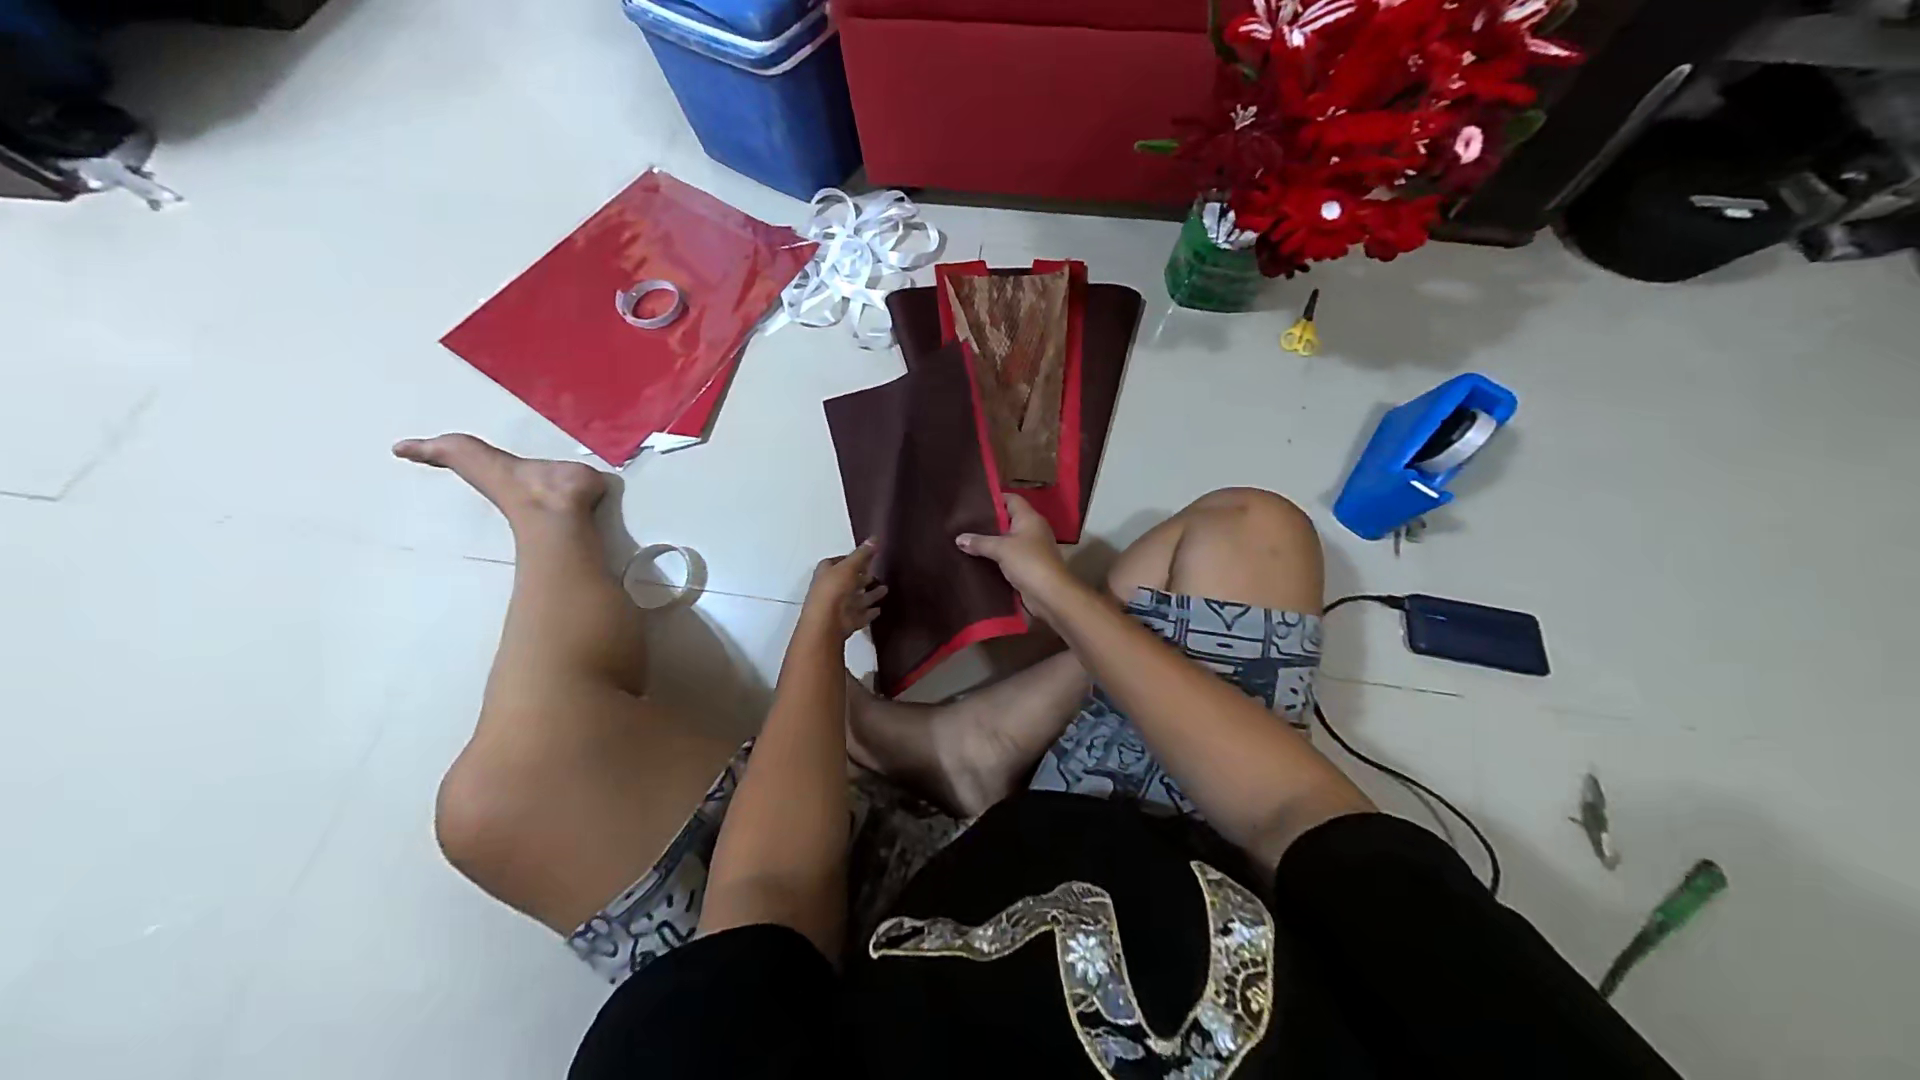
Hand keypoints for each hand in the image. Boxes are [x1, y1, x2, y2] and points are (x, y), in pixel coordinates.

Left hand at [799, 539, 886, 640]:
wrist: (827, 623)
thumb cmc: (834, 589)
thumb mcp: (849, 567)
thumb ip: (862, 554)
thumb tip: (875, 537)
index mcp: (826, 572)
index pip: (837, 562)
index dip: (850, 559)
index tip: (866, 556)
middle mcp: (831, 588)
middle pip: (848, 581)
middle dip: (861, 577)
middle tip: (876, 572)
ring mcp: (839, 606)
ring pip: (857, 598)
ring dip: (869, 594)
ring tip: (885, 589)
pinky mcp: (847, 621)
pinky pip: (861, 614)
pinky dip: (869, 612)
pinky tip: (879, 609)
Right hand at [956, 494, 1077, 622]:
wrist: (1050, 594)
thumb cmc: (1028, 562)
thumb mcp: (1001, 549)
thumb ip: (979, 542)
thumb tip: (959, 538)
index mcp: (1029, 518)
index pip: (1011, 499)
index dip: (994, 498)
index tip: (973, 501)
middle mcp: (1032, 529)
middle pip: (1008, 519)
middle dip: (988, 521)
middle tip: (965, 522)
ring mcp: (1031, 548)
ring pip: (1007, 539)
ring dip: (991, 541)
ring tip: (967, 539)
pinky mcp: (1028, 565)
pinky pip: (1008, 556)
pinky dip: (996, 556)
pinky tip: (978, 558)